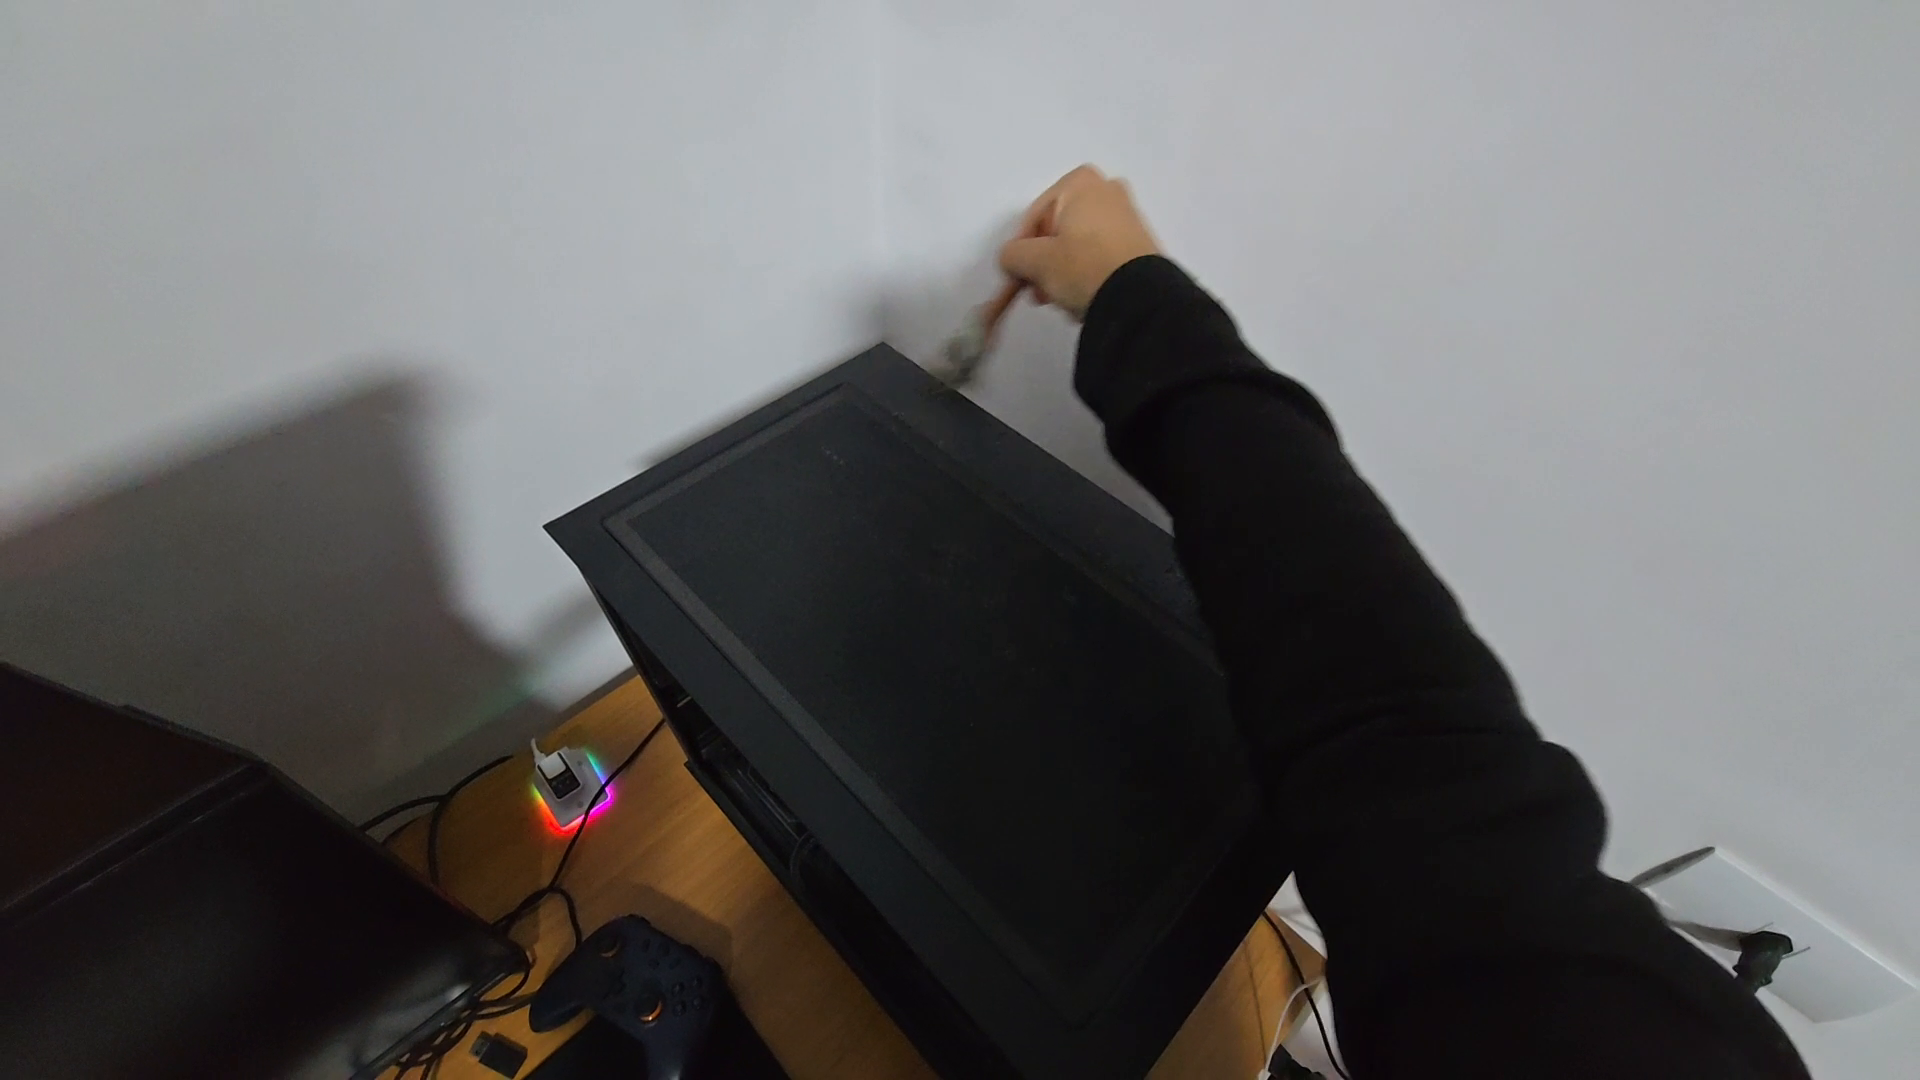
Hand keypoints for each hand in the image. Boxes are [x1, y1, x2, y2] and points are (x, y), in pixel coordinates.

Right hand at [999, 165, 1161, 320]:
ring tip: (1063, 300)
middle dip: (1044, 264)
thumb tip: (1011, 258)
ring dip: (1063, 273)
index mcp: (1079, 182)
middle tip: (1040, 294)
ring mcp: (1127, 213)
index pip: (1033, 219)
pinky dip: (1087, 274)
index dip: (1021, 252)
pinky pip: (1099, 255)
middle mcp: (1106, 188)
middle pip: (1057, 231)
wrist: (1138, 297)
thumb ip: (1012, 255)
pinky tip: (1085, 296)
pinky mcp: (1139, 241)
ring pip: (1077, 245)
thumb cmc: (1082, 268)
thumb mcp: (1036, 262)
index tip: (1020, 280)